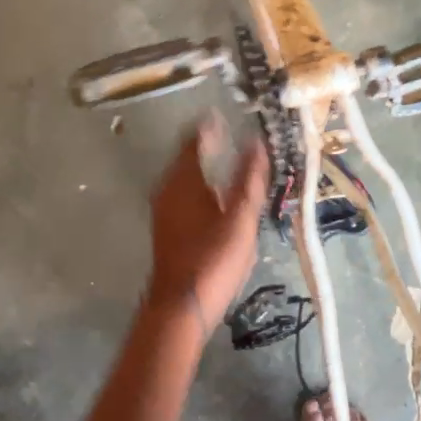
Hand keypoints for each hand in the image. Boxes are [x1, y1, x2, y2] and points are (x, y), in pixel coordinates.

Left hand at [146, 113, 268, 331]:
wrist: (180, 307)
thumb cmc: (213, 259)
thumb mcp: (240, 218)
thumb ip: (250, 178)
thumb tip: (257, 141)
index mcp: (184, 179)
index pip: (194, 138)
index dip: (209, 124)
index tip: (224, 113)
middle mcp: (167, 187)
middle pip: (186, 155)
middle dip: (206, 142)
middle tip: (228, 134)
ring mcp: (163, 209)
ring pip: (182, 175)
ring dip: (202, 164)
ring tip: (225, 160)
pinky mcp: (166, 227)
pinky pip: (181, 192)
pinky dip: (197, 184)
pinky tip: (213, 196)